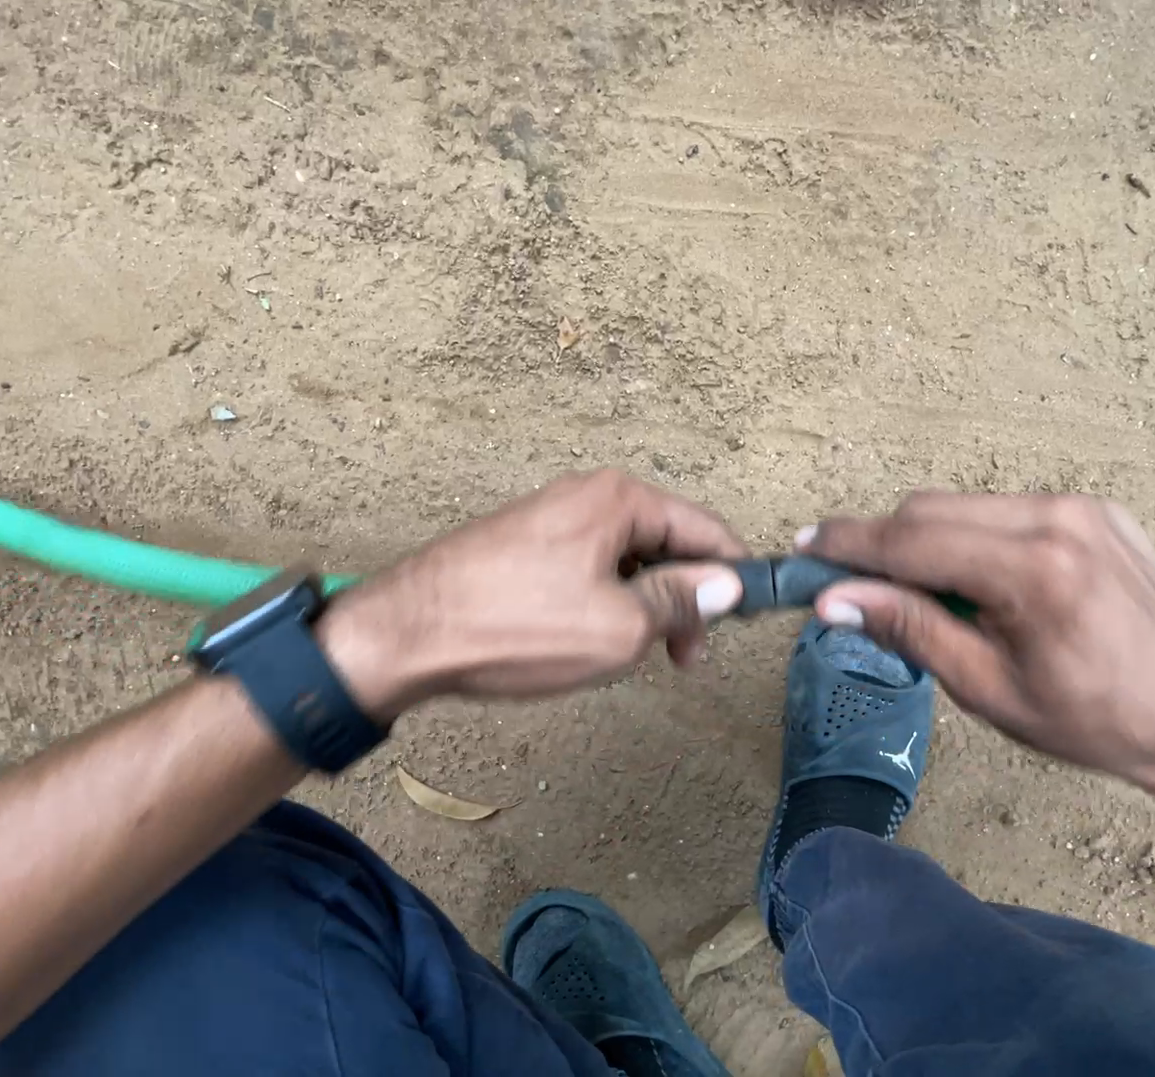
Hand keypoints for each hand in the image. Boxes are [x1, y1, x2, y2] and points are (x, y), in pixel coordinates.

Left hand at [319, 470, 746, 719]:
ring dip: (644, 605)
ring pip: (626, 561)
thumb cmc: (519, 627)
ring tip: (633, 655)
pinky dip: (607, 602)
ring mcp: (552, 518)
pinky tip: (591, 638)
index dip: (735, 572)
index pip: (704, 527)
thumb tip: (727, 586)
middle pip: (665, 543)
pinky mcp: (525, 545)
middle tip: (685, 658)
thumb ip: (681, 601)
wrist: (406, 634)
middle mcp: (588, 495)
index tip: (747, 618)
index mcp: (619, 499)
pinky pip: (589, 568)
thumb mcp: (619, 625)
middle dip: (685, 598)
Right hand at [802, 492, 1154, 811]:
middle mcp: (1056, 518)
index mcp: (1033, 571)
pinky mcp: (1093, 508)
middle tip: (853, 586)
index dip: (849, 544)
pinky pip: (1000, 510)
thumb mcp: (986, 688)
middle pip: (929, 510)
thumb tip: (834, 600)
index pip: (912, 541)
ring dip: (923, 541)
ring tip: (922, 594)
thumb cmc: (1090, 720)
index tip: (802, 548)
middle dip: (881, 543)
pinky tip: (976, 581)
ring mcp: (1079, 506)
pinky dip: (967, 537)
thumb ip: (908, 629)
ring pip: (961, 505)